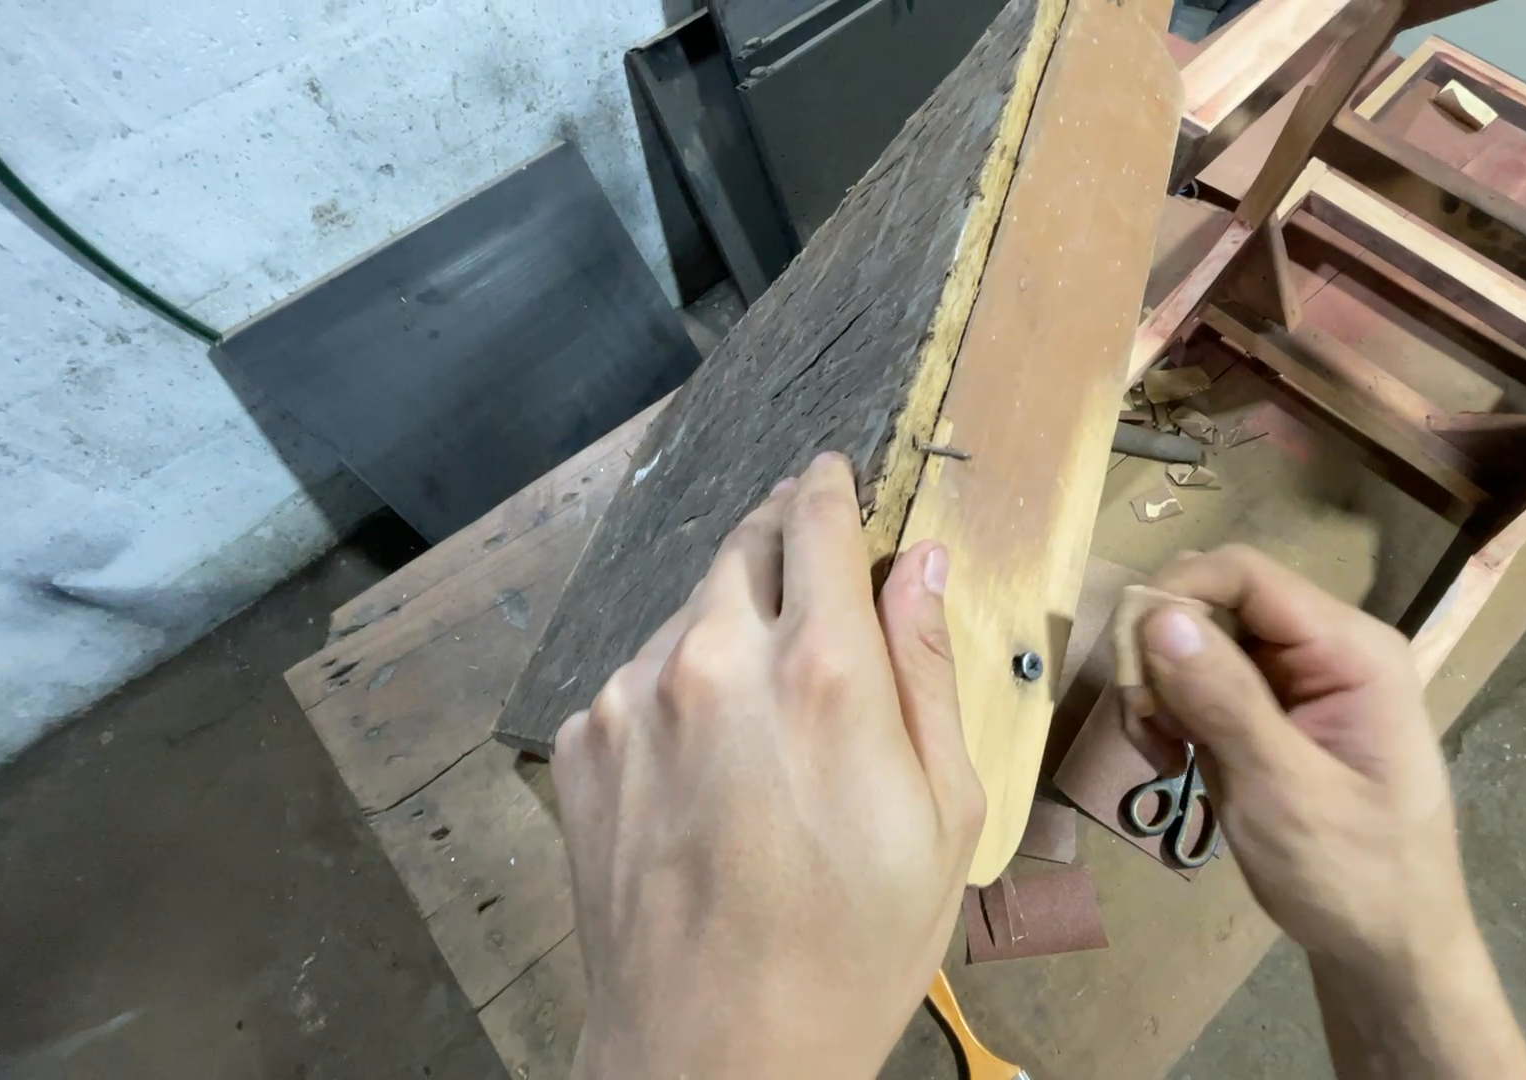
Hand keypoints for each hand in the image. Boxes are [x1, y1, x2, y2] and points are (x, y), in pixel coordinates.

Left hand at [553, 452, 984, 1079]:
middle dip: (780, 531)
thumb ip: (929, 665)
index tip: (832, 469)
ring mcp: (631, 696)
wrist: (714, 1058)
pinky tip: (702, 751)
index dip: (828, 485)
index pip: (817, 523)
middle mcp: (713, 660)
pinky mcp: (582, 740)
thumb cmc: (858, 935)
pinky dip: (679, 678)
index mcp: (820, 670)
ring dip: (730, 614)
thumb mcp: (944, 808)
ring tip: (761, 688)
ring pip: (691, 606)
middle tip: (807, 553)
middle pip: (745, 544)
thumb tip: (922, 561)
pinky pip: (639, 670)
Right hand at [1133, 546, 1467, 971]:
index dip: (1177, 593)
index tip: (1129, 652)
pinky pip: (1188, 675)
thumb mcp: (1286, 792)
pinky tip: (1169, 752)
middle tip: (1143, 717)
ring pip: (1188, 636)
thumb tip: (1157, 617)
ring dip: (1155, 683)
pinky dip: (1162, 706)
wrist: (1379, 945)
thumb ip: (1226, 702)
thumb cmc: (1354, 874)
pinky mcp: (1256, 702)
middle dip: (1158, 648)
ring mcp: (1286, 674)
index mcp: (1350, 649)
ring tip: (1160, 746)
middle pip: (1209, 599)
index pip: (1245, 574)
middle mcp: (1317, 645)